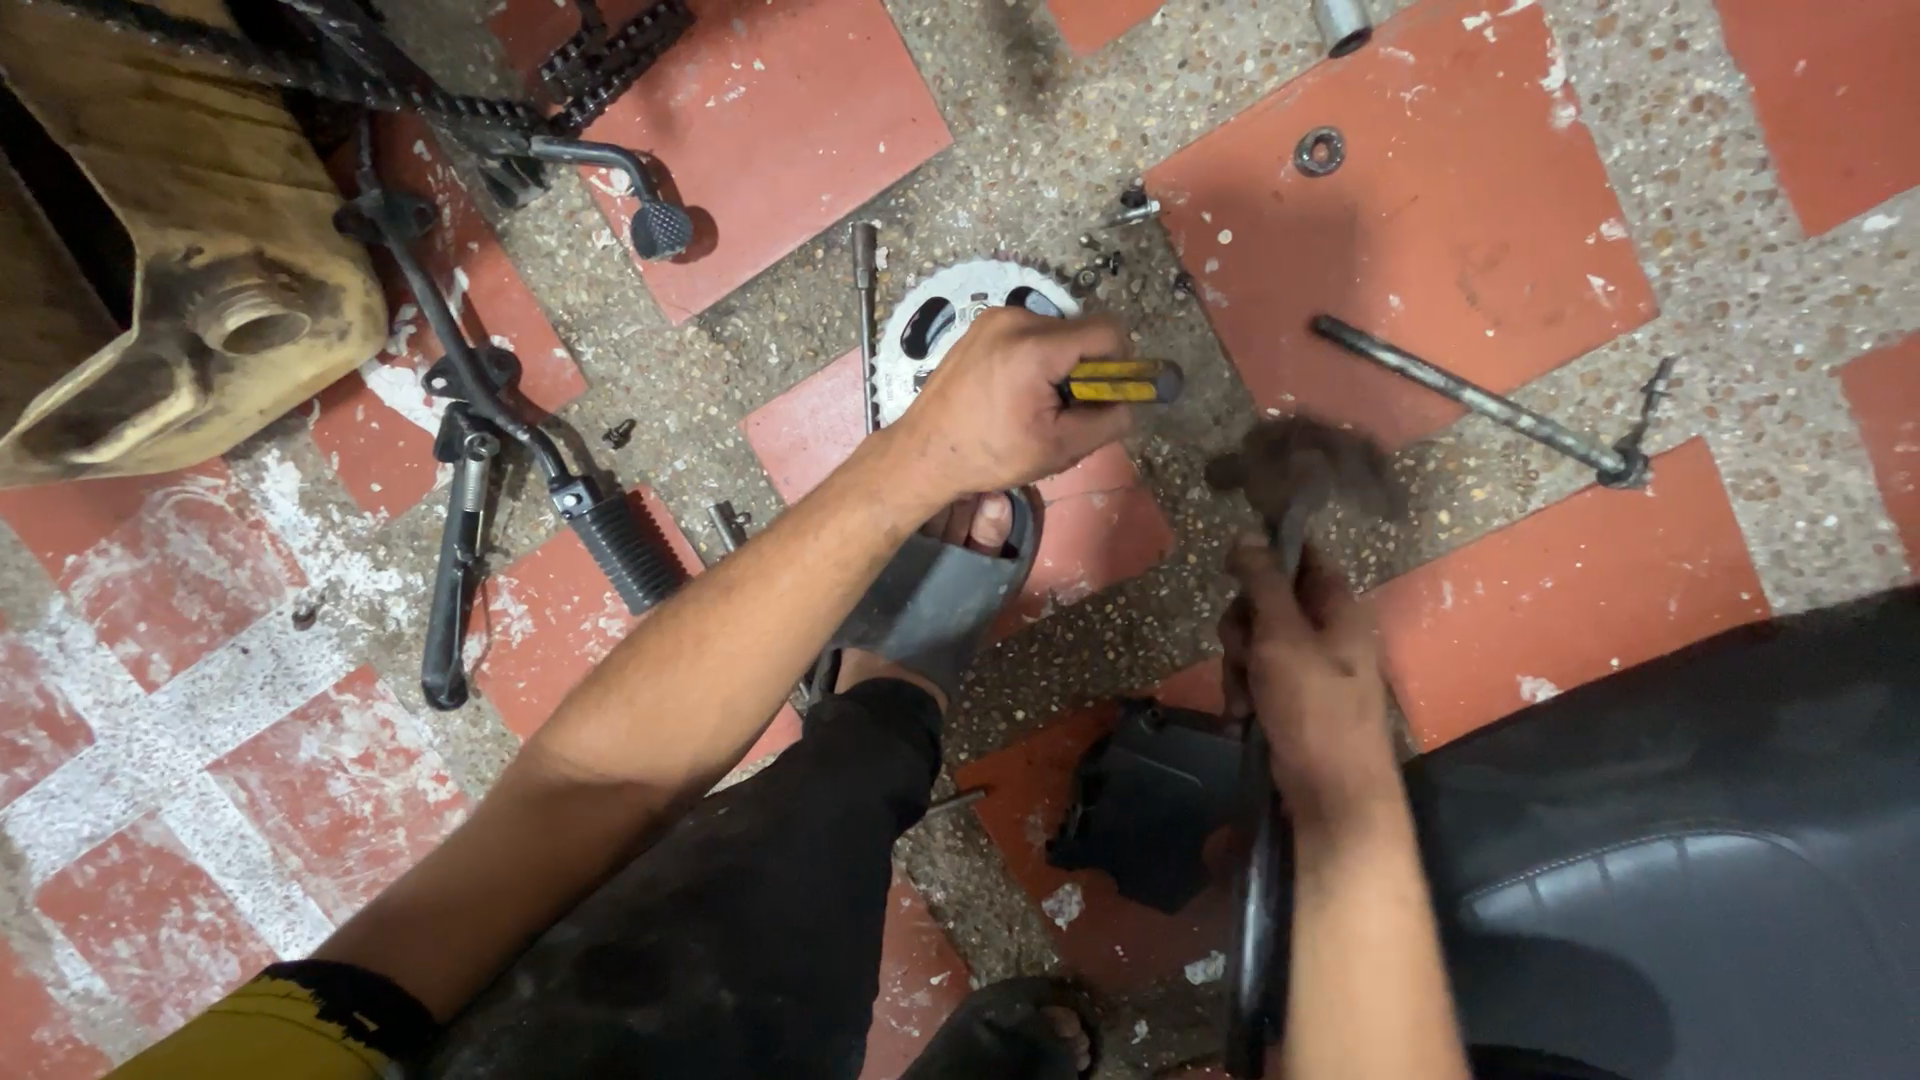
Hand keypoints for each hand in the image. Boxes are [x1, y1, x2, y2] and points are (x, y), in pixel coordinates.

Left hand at [886, 308, 1134, 496]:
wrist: (924, 453)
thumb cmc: (990, 455)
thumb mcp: (1058, 449)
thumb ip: (1107, 422)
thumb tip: (1130, 403)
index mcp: (1035, 346)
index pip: (1108, 331)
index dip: (1122, 363)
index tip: (1108, 395)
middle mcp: (1015, 320)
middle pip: (1080, 332)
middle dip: (1086, 369)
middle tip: (1066, 410)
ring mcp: (993, 319)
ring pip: (1055, 334)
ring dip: (1060, 365)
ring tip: (1037, 405)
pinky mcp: (980, 327)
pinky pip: (1028, 335)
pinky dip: (1036, 360)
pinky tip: (1016, 394)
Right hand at [1219, 539, 1399, 828]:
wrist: (1331, 793)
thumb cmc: (1314, 709)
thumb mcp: (1283, 638)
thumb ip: (1263, 584)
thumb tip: (1246, 533)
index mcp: (1339, 609)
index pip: (1302, 558)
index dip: (1266, 556)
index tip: (1230, 569)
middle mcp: (1326, 632)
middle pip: (1266, 601)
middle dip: (1242, 628)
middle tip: (1244, 651)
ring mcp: (1308, 667)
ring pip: (1253, 642)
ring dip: (1238, 666)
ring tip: (1245, 695)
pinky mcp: (1290, 697)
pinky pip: (1254, 676)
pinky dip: (1243, 692)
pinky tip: (1242, 714)